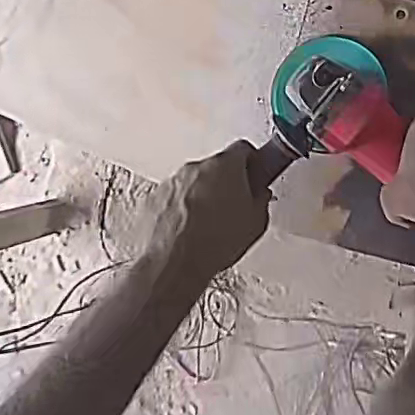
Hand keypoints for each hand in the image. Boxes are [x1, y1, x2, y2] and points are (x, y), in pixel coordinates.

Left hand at [141, 141, 269, 273]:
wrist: (174, 265)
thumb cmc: (212, 243)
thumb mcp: (256, 223)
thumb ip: (260, 199)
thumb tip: (259, 196)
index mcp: (225, 166)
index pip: (243, 149)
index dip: (251, 161)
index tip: (254, 172)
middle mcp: (196, 168)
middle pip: (216, 166)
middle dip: (225, 182)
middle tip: (234, 205)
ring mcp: (172, 182)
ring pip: (193, 182)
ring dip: (201, 196)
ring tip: (210, 225)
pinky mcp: (154, 199)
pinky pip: (173, 198)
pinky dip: (180, 209)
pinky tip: (189, 231)